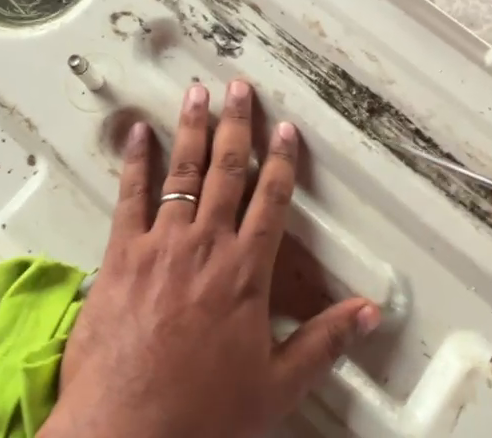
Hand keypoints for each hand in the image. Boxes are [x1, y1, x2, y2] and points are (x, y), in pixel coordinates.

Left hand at [44, 80, 380, 437]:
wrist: (127, 432)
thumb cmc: (203, 413)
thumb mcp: (277, 386)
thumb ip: (325, 343)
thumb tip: (370, 313)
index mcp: (246, 272)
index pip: (272, 200)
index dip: (282, 161)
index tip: (286, 130)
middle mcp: (206, 246)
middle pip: (227, 171)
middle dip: (237, 126)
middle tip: (240, 88)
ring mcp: (161, 245)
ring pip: (183, 173)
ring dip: (192, 129)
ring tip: (197, 93)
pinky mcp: (122, 255)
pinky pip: (129, 196)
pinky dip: (135, 162)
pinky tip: (138, 133)